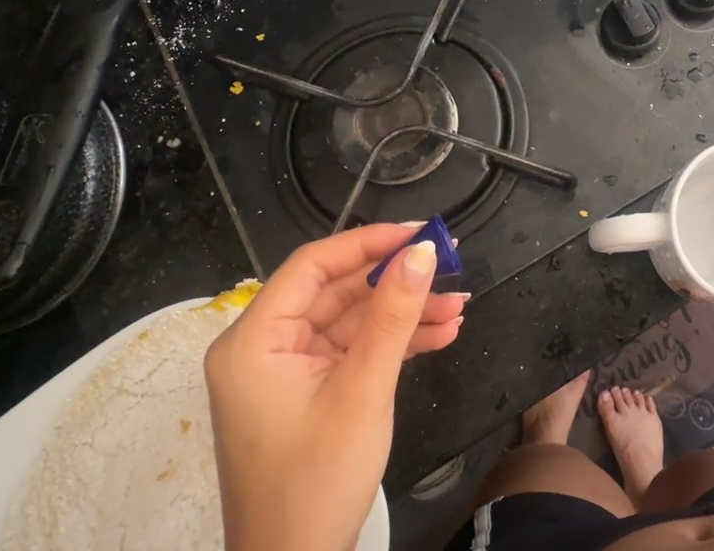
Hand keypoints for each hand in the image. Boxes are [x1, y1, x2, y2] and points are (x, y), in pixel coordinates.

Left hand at [205, 224, 466, 550]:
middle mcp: (263, 348)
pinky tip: (441, 336)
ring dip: (404, 315)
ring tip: (460, 308)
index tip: (421, 233)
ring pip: (351, 322)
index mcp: (253, 341)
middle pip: (336, 293)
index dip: (368, 243)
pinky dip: (393, 344)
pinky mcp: (307, 394)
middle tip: (451, 270)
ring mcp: (285, 373)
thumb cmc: (318, 480)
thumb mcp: (362, 390)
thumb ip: (393, 315)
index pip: (313, 266)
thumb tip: (422, 251)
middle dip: (397, 285)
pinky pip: (353, 351)